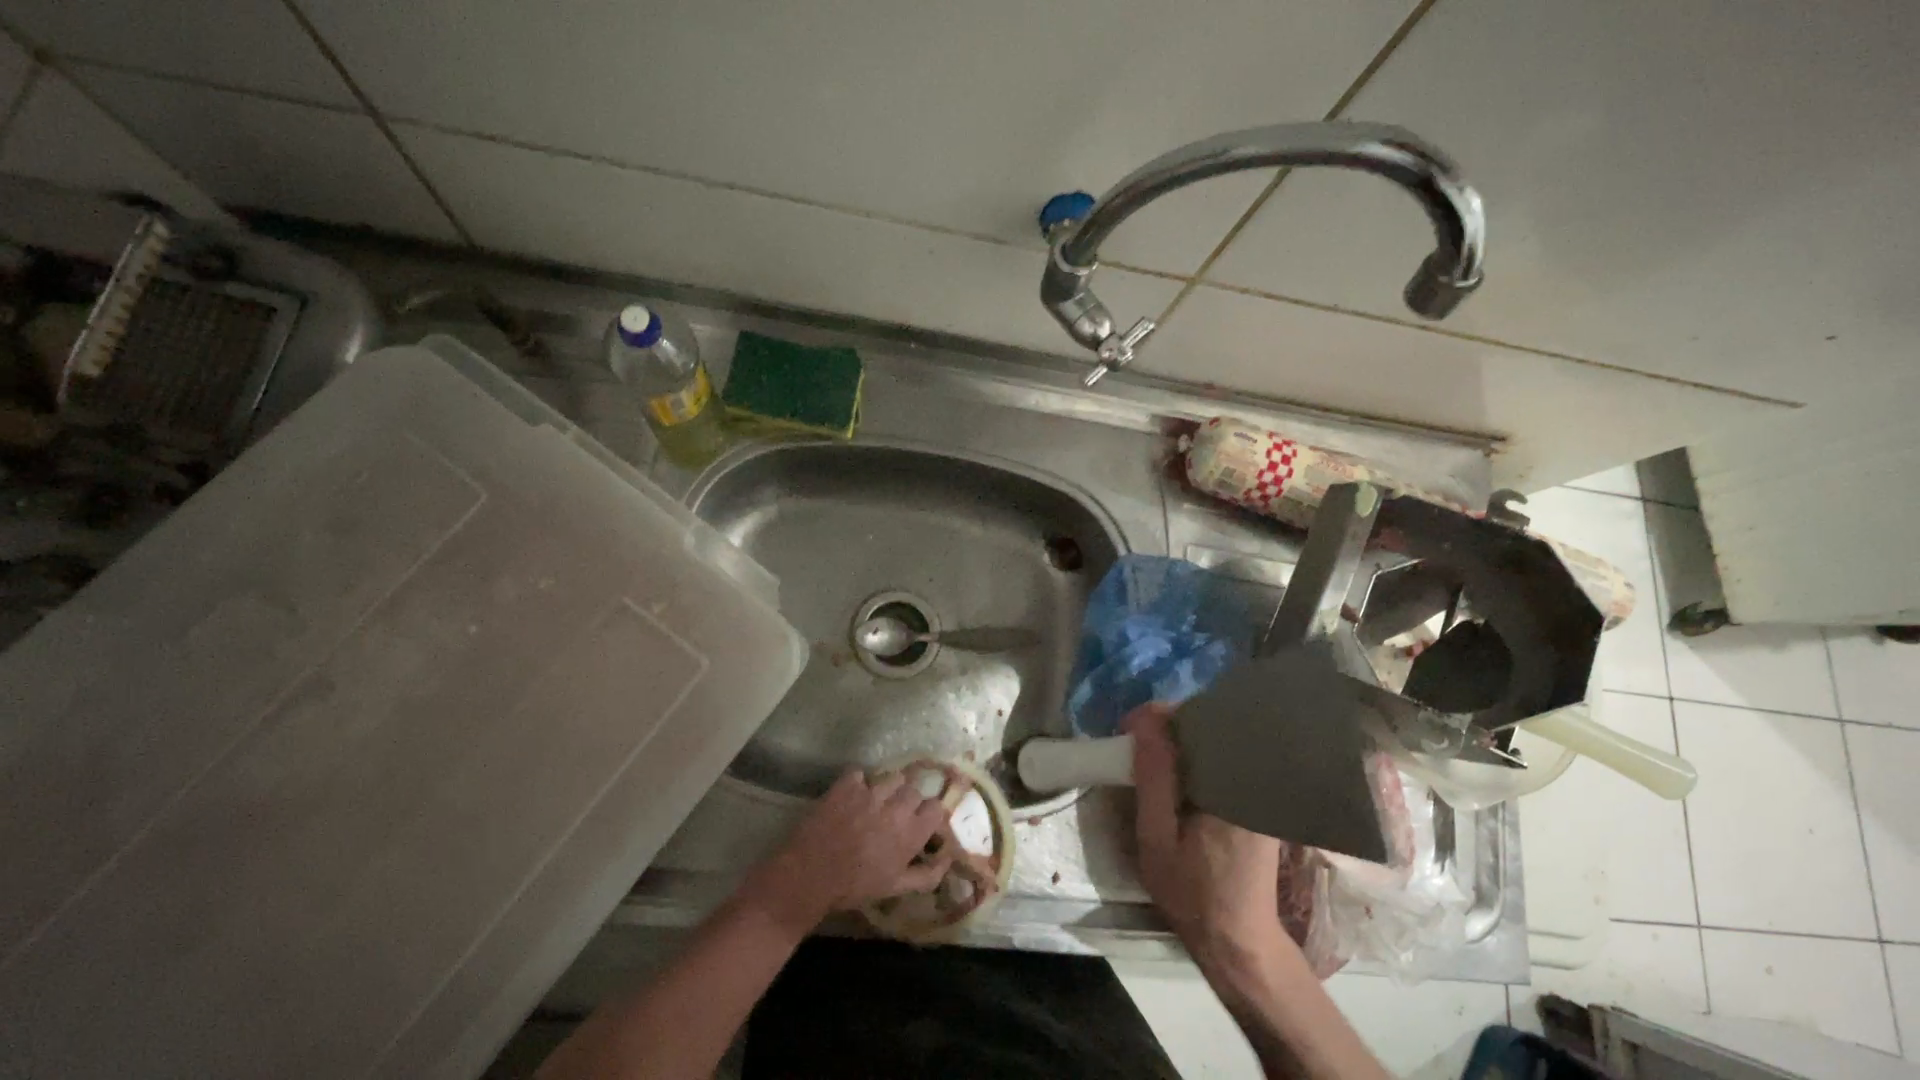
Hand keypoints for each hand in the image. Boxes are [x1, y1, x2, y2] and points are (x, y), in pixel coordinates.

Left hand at [739, 768, 951, 934]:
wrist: (809, 876)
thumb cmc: (854, 887)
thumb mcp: (896, 888)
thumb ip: (928, 875)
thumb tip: (948, 858)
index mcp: (912, 833)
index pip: (937, 807)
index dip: (928, 814)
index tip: (919, 823)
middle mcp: (896, 807)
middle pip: (914, 790)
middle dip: (906, 801)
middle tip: (893, 816)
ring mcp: (870, 793)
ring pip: (890, 778)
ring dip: (886, 789)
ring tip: (872, 803)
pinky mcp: (846, 785)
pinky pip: (860, 774)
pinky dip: (857, 784)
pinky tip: (850, 799)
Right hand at [1126, 703, 1287, 970]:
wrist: (1238, 940)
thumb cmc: (1192, 893)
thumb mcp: (1157, 838)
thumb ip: (1153, 778)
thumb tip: (1145, 719)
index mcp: (1234, 784)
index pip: (1198, 719)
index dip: (1157, 718)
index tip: (1127, 732)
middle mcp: (1255, 778)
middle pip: (1210, 725)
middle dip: (1168, 728)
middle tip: (1134, 749)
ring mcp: (1261, 789)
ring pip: (1216, 743)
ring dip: (1180, 745)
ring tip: (1150, 764)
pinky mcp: (1259, 800)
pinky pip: (1224, 762)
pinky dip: (1196, 762)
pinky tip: (1176, 783)